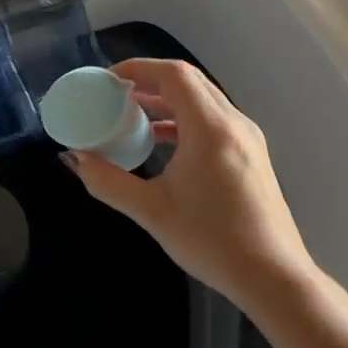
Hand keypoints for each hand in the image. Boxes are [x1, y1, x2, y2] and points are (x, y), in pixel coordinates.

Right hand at [57, 58, 317, 313]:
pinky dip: (183, 118)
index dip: (138, 69)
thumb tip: (75, 159)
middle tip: (114, 93)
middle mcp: (234, 124)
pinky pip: (213, 120)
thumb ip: (107, 181)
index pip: (174, 75)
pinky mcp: (252, 156)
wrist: (273, 277)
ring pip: (203, 100)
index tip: (107, 80)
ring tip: (131, 113)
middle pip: (190, 82)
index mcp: (210, 130)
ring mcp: (247, 139)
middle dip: (149, 80)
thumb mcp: (150, 211)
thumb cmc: (211, 241)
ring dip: (166, 99)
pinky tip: (160, 139)